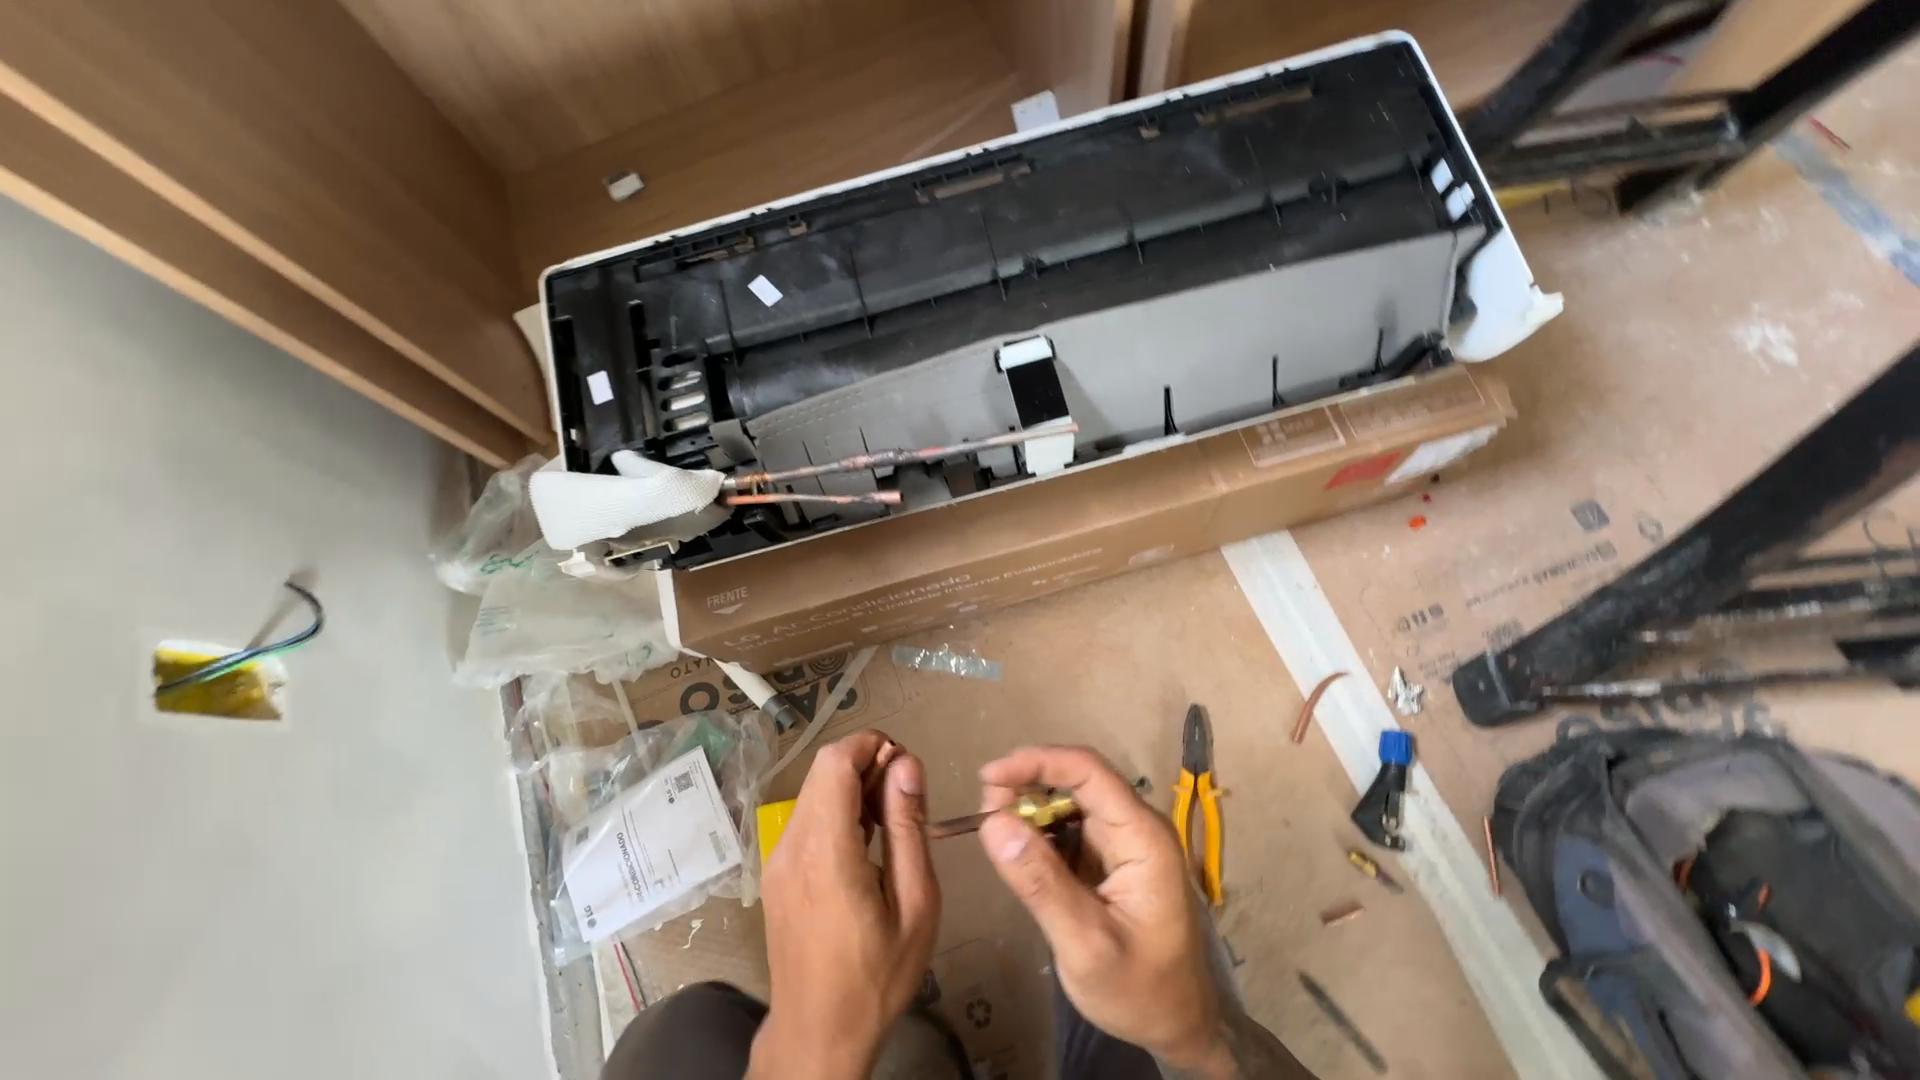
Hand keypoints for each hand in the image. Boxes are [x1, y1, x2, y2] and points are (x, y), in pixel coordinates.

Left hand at [749, 732, 940, 1079]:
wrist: (817, 1033)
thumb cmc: (877, 976)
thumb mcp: (915, 904)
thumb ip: (909, 828)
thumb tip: (907, 765)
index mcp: (826, 852)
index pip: (836, 762)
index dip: (872, 746)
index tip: (907, 765)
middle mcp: (792, 845)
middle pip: (823, 769)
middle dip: (866, 762)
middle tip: (906, 792)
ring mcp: (777, 859)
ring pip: (813, 790)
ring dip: (851, 785)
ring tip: (891, 818)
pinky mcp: (775, 872)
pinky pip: (805, 818)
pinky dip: (836, 810)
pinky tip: (864, 841)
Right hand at [977, 745, 1224, 1068]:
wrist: (1177, 1025)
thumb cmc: (1140, 990)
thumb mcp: (1085, 945)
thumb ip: (1040, 883)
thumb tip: (994, 823)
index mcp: (1142, 837)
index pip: (1088, 771)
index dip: (1036, 762)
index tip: (988, 778)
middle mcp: (1134, 827)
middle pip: (1075, 780)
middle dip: (1025, 786)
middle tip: (983, 816)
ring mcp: (1121, 841)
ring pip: (1067, 801)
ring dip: (1028, 809)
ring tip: (993, 834)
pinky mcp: (1107, 858)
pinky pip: (1067, 828)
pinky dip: (1037, 833)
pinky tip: (1016, 854)